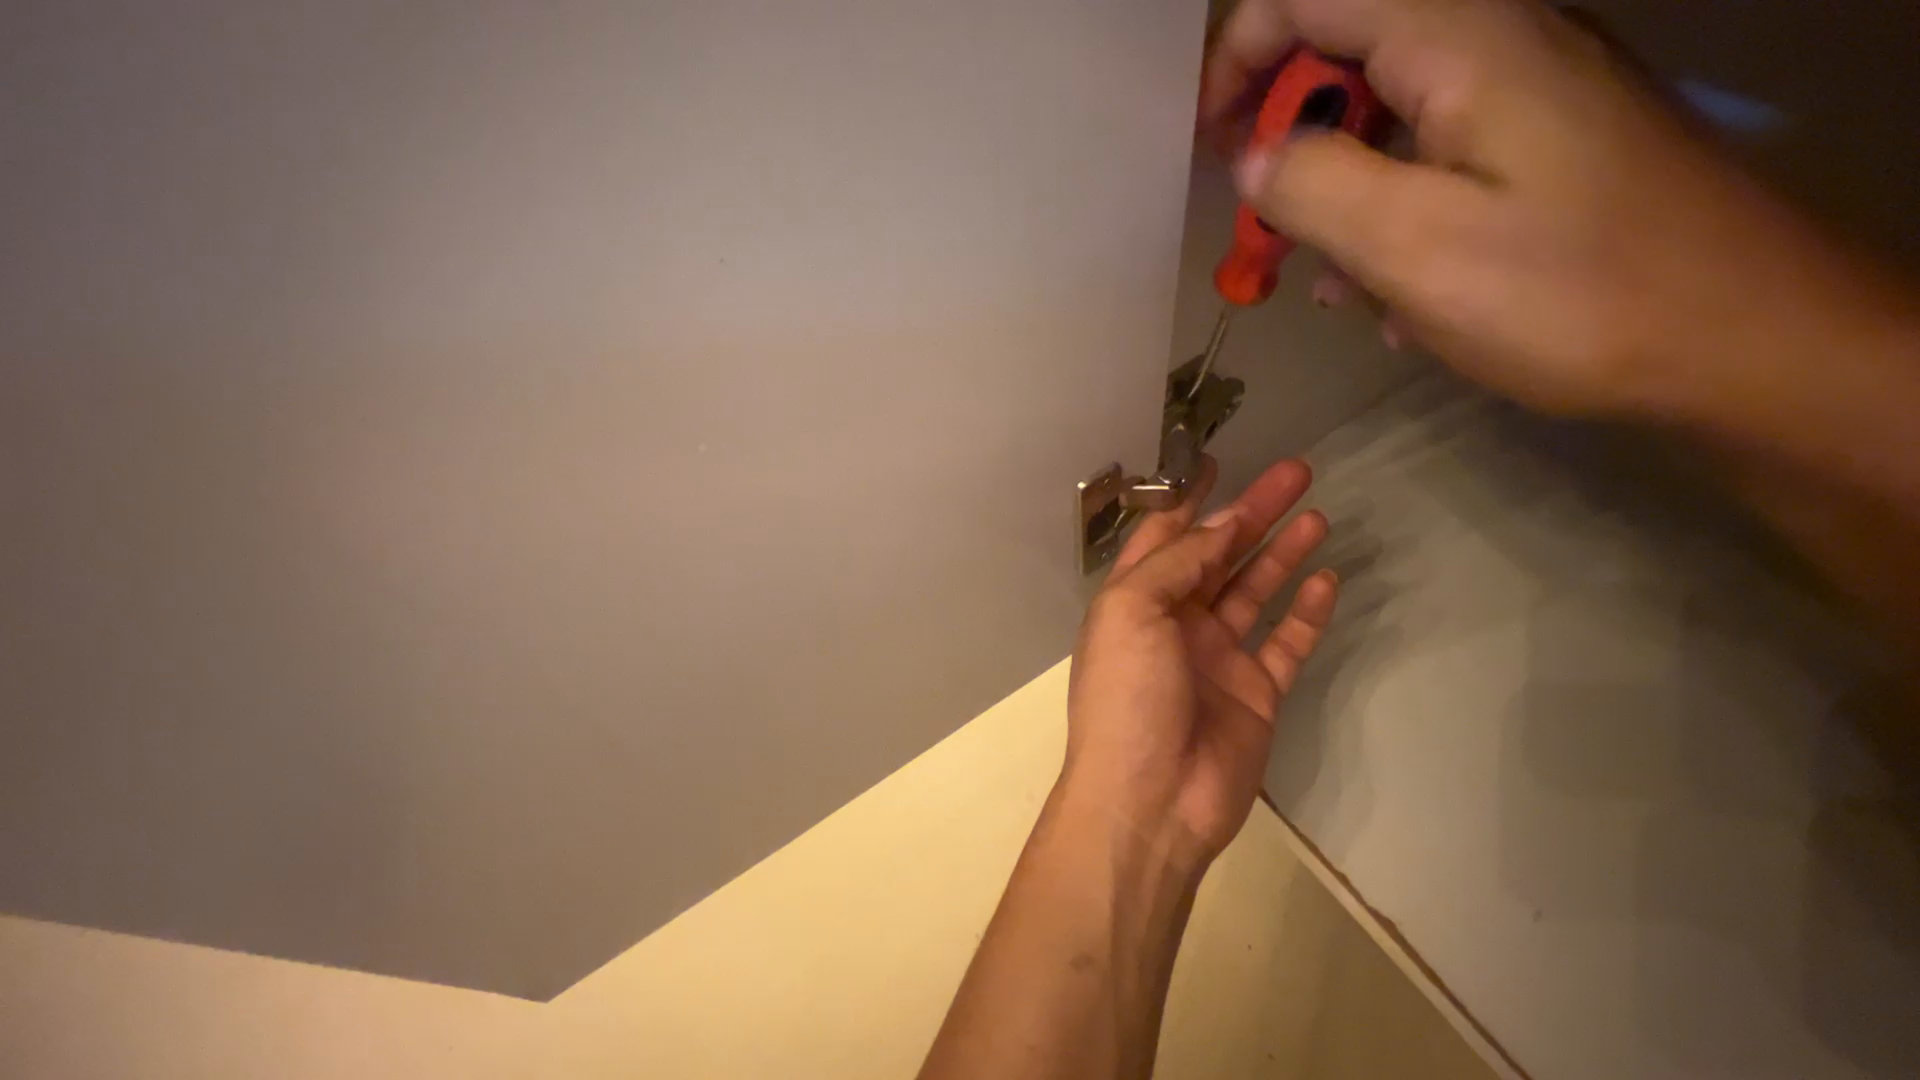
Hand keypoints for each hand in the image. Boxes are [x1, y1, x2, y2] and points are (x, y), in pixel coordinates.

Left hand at [1061, 457, 1336, 869]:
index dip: (1190, 499)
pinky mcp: (1257, 692)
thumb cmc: (1127, 696)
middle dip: (1252, 514)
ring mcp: (1218, 657)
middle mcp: (1175, 622)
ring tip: (1317, 512)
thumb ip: (1176, 563)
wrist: (1151, 799)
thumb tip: (1217, 526)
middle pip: (1218, 555)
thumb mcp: (1131, 612)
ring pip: (1255, 590)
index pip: (1164, 537)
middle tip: (1296, 472)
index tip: (1219, 460)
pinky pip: (1286, 641)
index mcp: (1134, 600)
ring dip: (1282, 552)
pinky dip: (1305, 612)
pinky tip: (1326, 577)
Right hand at [1202, 0, 1902, 418]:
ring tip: (1328, 281)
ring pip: (1384, 114)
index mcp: (1461, 40)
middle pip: (1345, 52)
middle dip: (1285, 140)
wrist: (1743, 340)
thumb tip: (1253, 159)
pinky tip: (1390, 291)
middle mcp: (1495, 42)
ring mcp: (1524, 93)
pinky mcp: (1543, 145)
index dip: (1238, 57)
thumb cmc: (1572, 294)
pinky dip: (1388, 212)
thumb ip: (1313, 187)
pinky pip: (1432, 155)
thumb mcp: (1414, 247)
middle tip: (1266, 232)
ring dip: (1334, 191)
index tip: (1208, 146)